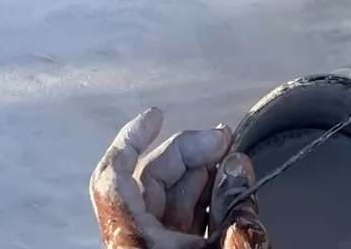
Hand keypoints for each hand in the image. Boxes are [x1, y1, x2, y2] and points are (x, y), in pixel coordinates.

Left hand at [90, 108, 265, 248]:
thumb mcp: (227, 248)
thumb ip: (234, 206)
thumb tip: (238, 164)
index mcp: (133, 238)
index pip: (112, 177)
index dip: (130, 138)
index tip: (158, 114)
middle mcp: (136, 240)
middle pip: (149, 179)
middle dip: (188, 152)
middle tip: (224, 140)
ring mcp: (153, 248)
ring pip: (168, 199)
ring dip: (200, 173)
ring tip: (232, 162)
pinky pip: (180, 221)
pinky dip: (203, 201)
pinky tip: (227, 188)